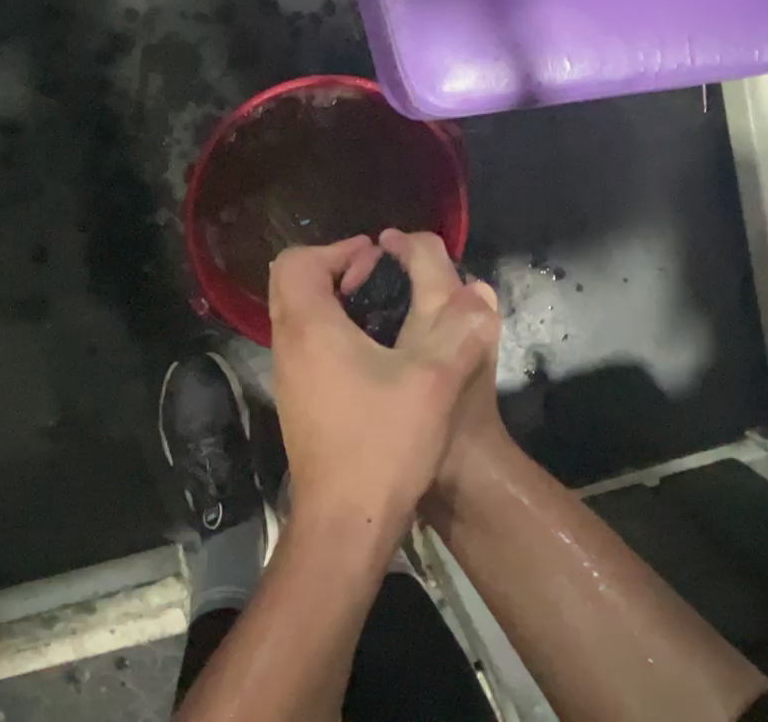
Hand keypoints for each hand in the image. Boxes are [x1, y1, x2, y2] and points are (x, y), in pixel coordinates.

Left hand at [268, 231, 500, 533]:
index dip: (335, 249)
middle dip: (335, 271)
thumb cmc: (383, 442)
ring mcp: (288, 377)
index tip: (375, 258)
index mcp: (308, 327)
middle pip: (293, 285)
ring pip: (298, 318)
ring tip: (383, 316)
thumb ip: (459, 331)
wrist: (344, 519)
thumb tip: (479, 296)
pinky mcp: (297, 402)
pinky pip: (306, 347)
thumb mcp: (433, 381)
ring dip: (334, 304)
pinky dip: (332, 334)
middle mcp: (287, 346)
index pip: (296, 262)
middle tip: (379, 280)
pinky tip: (375, 359)